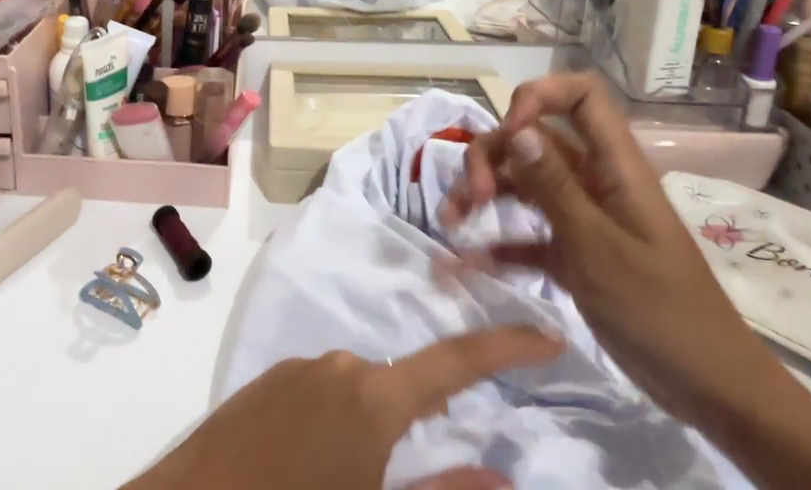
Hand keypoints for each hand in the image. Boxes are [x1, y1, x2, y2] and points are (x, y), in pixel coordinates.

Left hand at [123, 326, 562, 489]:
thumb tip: (502, 476)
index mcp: (370, 398)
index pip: (454, 362)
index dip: (505, 347)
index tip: (549, 334)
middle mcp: (334, 368)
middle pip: (402, 382)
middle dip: (430, 408)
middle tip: (447, 440)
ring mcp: (293, 372)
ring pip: (357, 391)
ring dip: (377, 422)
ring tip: (368, 471)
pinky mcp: (261, 386)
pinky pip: (319, 394)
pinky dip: (337, 421)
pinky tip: (319, 463)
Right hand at [437, 74, 810, 489]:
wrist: (706, 384)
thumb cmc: (657, 308)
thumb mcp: (596, 245)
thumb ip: (553, 185)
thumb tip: (515, 128)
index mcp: (615, 167)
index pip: (581, 97)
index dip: (539, 96)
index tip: (507, 132)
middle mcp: (596, 182)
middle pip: (535, 139)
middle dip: (493, 155)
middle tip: (471, 198)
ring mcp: (584, 218)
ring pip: (523, 182)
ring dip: (485, 193)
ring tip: (452, 224)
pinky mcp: (574, 256)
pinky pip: (527, 233)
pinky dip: (498, 241)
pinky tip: (468, 260)